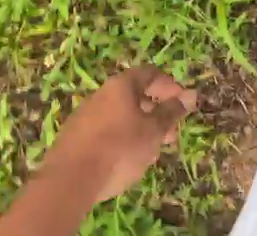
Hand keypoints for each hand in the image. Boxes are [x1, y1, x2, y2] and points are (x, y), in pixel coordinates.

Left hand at [38, 66, 199, 205]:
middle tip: (169, 133)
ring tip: (150, 151)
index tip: (181, 101)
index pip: (150, 74)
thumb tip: (190, 95)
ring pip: (118, 117)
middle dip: (155, 113)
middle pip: (134, 97)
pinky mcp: (70, 141)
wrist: (66, 184)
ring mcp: (82, 118)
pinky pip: (102, 133)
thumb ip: (172, 112)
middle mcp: (100, 95)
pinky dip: (118, 141)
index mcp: (121, 86)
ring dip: (138, 129)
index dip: (169, 85)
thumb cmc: (119, 148)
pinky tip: (124, 160)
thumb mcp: (154, 130)